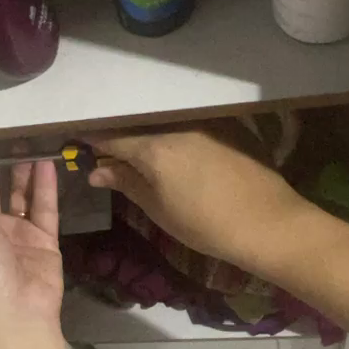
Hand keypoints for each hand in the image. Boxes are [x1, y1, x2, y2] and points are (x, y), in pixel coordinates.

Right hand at [86, 127, 322, 270]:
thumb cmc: (207, 225)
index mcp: (154, 148)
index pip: (112, 138)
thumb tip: (96, 171)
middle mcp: (177, 126)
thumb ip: (127, 183)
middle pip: (138, 128)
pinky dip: (177, 136)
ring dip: (149, 137)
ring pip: (165, 124)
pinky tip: (179, 155)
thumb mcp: (159, 210)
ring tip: (143, 158)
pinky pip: (191, 125)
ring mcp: (205, 122)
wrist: (269, 222)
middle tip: (109, 158)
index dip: (92, 142)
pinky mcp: (228, 126)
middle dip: (121, 140)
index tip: (79, 148)